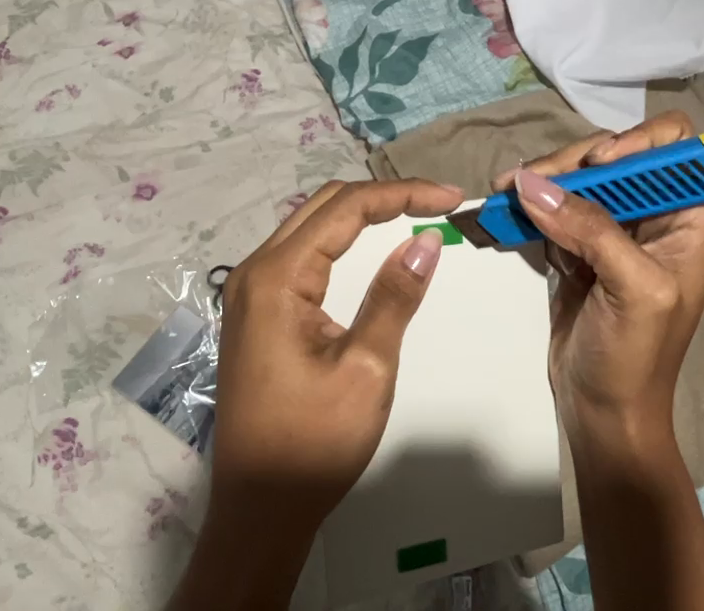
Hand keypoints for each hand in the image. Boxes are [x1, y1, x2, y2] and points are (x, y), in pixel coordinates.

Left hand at [209, 178, 462, 522]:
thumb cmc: (313, 443)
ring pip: (311, 226)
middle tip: (439, 202)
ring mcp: (251, 292)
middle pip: (324, 206)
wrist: (259, 508)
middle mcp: (255, 272)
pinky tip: (371, 245)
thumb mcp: (365, 368)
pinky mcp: (258, 312)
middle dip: (384, 196)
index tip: (451, 198)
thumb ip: (394, 297)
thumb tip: (424, 240)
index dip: (402, 194)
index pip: (346, 209)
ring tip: (414, 213)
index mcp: (277, 279)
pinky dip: (342, 240)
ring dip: (362, 213)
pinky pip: (302, 254)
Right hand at [494, 112, 703, 443]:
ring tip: (504, 193)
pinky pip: (555, 206)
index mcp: (690, 219)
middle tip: (525, 181)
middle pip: (615, 156)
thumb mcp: (633, 291)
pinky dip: (531, 205)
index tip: (594, 166)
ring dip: (543, 181)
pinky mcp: (580, 244)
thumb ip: (591, 230)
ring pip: (580, 178)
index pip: (673, 148)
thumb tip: (531, 183)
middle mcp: (657, 214)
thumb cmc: (636, 357)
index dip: (635, 142)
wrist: (603, 411)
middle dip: (572, 163)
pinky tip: (506, 212)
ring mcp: (615, 228)